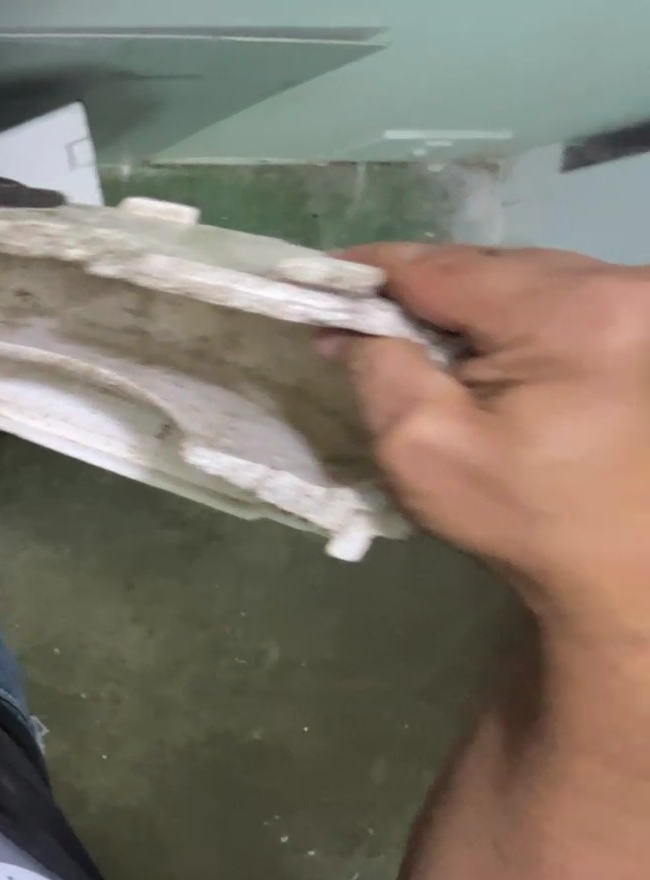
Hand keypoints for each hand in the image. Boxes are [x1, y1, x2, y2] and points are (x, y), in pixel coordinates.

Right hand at [322, 245, 649, 635]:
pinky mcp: (647, 331)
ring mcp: (646, 307)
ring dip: (455, 299)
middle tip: (346, 311)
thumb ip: (379, 369)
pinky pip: (554, 298)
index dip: (371, 269)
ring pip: (523, 277)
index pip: (445, 268)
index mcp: (573, 314)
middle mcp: (628, 289)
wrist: (630, 563)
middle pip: (488, 264)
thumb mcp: (420, 444)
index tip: (314, 276)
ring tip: (397, 328)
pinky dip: (495, 312)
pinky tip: (463, 343)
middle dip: (412, 284)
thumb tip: (344, 327)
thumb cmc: (519, 510)